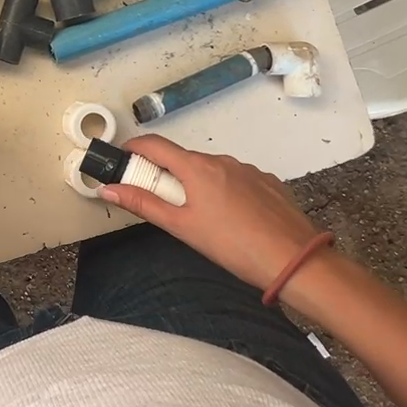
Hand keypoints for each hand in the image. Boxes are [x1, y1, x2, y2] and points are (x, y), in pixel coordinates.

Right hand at [99, 135, 321, 290]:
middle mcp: (222, 160)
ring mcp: (248, 169)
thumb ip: (143, 204)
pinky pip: (236, 179)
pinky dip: (224, 190)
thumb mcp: (182, 227)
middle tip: (160, 201)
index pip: (154, 144)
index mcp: (196, 167)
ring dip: (196, 183)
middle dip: (166, 174)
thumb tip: (108, 189)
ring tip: (201, 216)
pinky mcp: (268, 183)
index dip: (133, 148)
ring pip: (211, 170)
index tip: (123, 159)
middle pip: (182, 159)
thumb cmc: (235, 246)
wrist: (298, 262)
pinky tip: (232, 218)